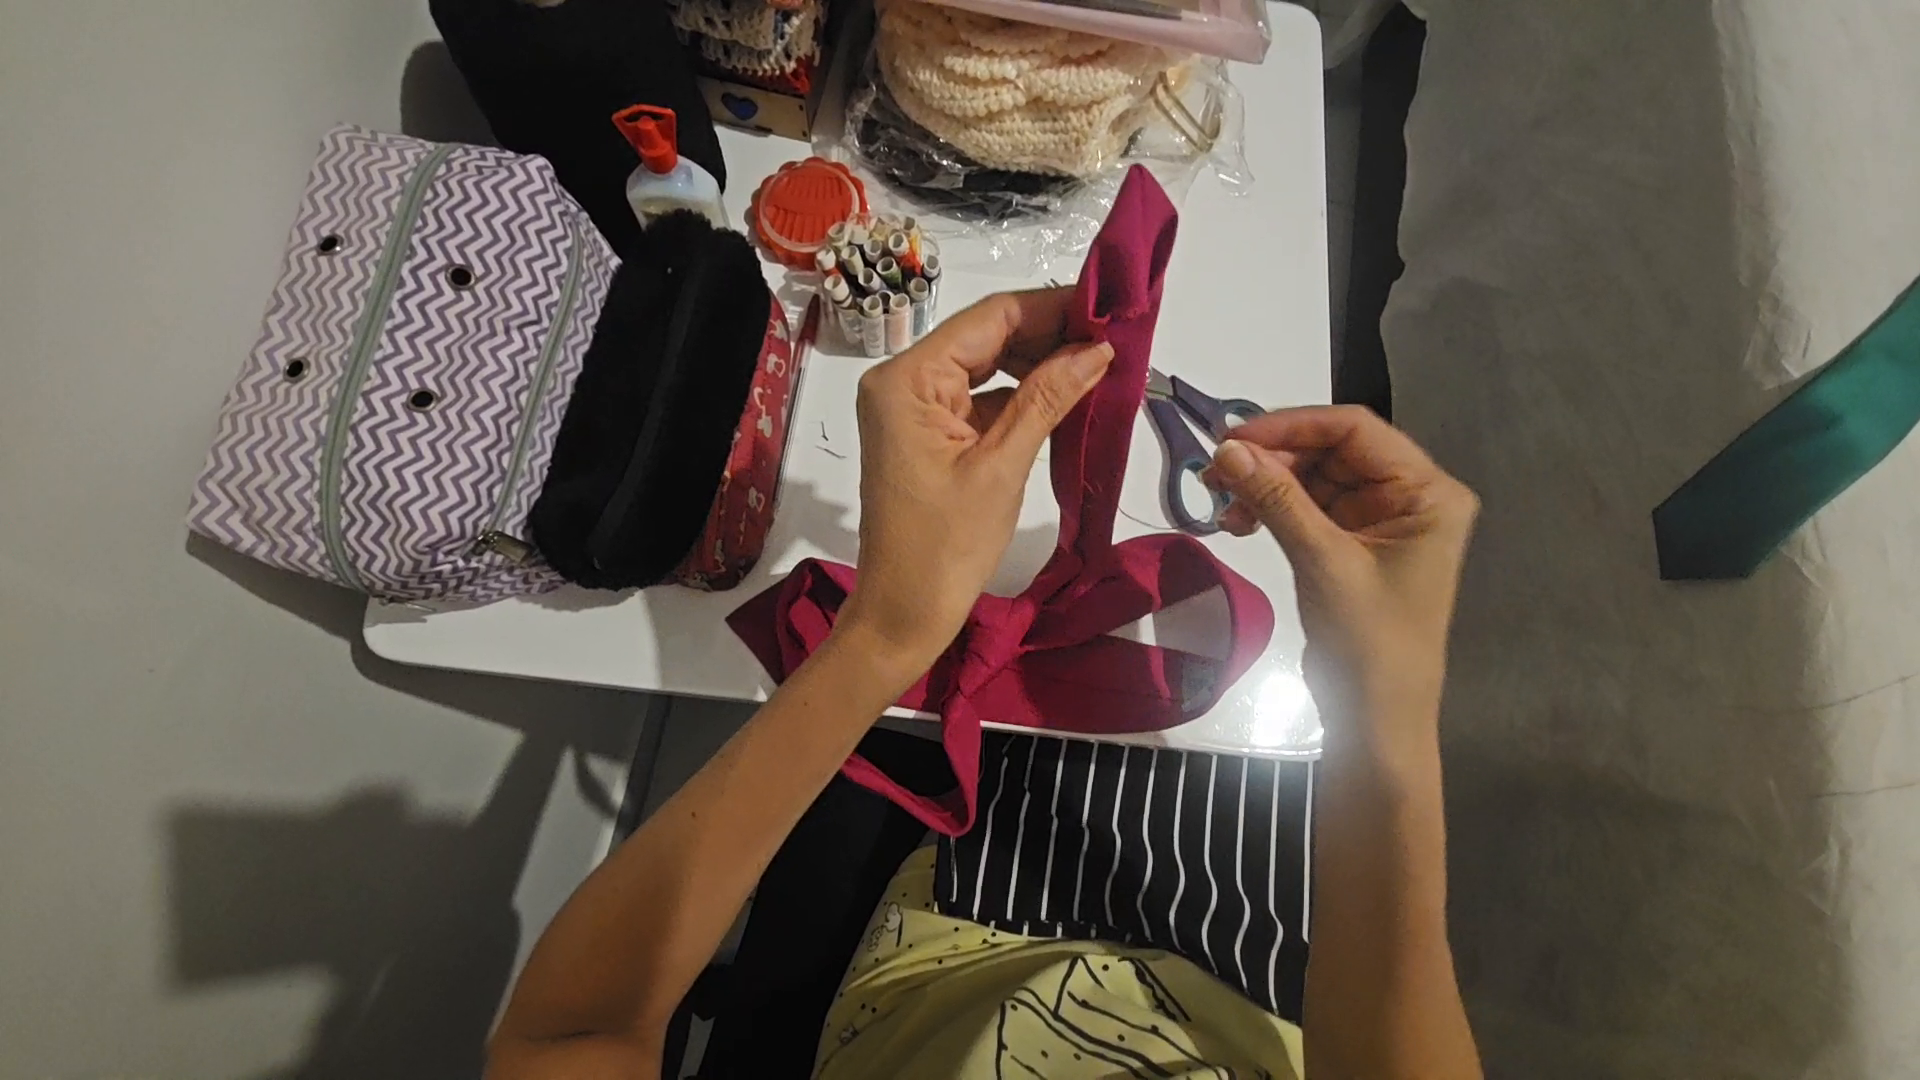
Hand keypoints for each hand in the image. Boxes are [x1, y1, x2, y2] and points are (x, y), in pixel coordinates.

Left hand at [837, 288, 1112, 680]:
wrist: (904, 613)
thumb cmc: (946, 548)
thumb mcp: (1001, 467)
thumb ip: (1047, 398)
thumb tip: (1098, 348)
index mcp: (907, 380)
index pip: (989, 318)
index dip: (1052, 307)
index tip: (1109, 306)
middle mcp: (902, 381)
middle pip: (985, 338)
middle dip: (1049, 336)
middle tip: (1114, 339)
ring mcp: (912, 408)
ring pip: (985, 368)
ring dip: (1038, 366)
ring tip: (1099, 364)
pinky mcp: (926, 434)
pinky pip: (978, 400)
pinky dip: (1019, 398)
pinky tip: (1064, 395)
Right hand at [1202, 406, 1476, 749]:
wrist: (1374, 712)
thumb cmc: (1368, 639)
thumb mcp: (1322, 561)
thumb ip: (1276, 499)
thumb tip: (1224, 449)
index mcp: (1425, 492)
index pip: (1354, 430)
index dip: (1290, 426)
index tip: (1231, 439)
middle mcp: (1405, 495)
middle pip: (1329, 451)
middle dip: (1271, 459)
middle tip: (1215, 475)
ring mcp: (1375, 518)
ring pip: (1309, 477)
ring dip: (1263, 485)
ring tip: (1222, 506)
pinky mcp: (1347, 541)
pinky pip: (1302, 506)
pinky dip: (1268, 508)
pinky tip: (1238, 524)